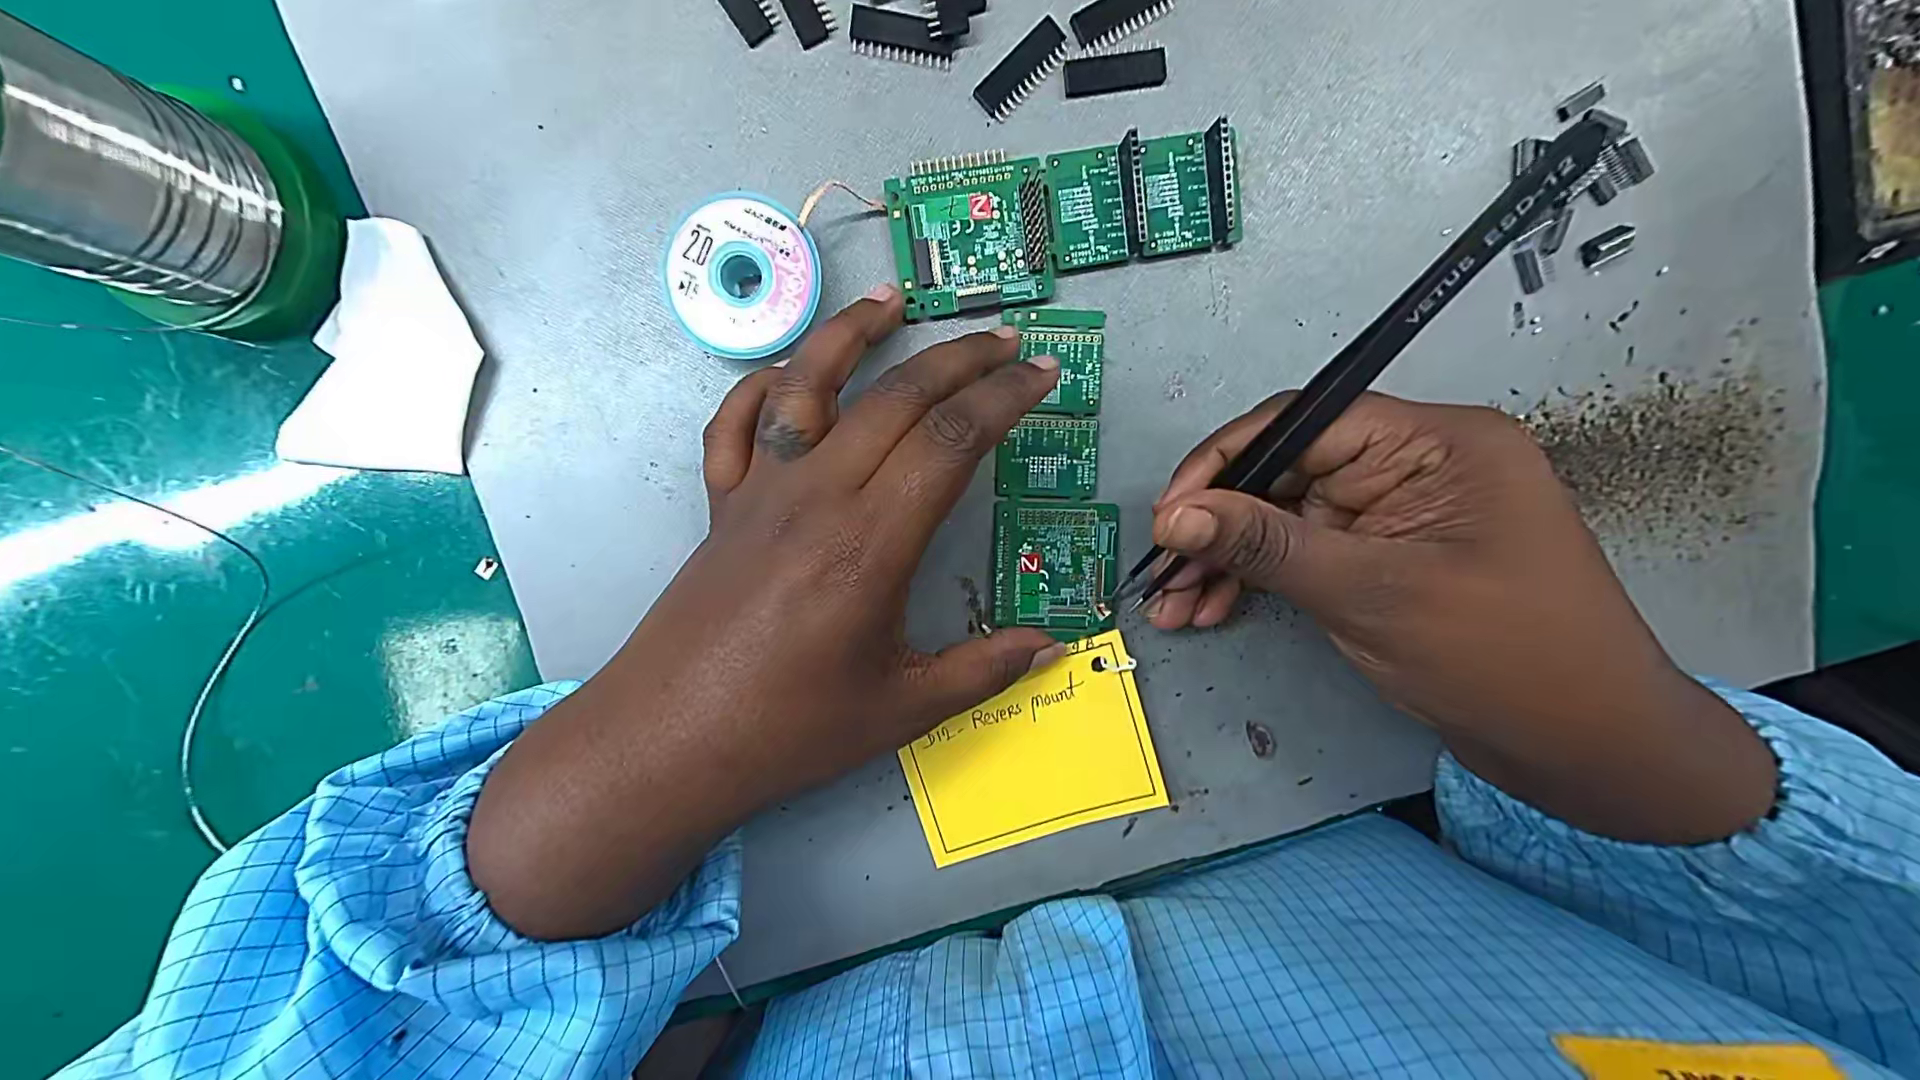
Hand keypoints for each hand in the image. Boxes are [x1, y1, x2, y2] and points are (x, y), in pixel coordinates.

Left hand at [471, 287, 1064, 937]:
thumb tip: (1052, 648)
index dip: (1003, 400)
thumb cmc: (789, 729)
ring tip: (892, 300)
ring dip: (853, 334)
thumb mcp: (902, 709)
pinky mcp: (720, 504)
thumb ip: (983, 670)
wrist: (668, 742)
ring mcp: (760, 492)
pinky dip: (760, 386)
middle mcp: (817, 497)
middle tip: (1004, 342)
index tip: (1040, 377)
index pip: (951, 441)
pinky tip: (786, 372)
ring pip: (809, 385)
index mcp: (871, 545)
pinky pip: (735, 424)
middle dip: (959, 360)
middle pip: (897, 398)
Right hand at [1145, 391, 1774, 842]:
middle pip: (1278, 474)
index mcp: (1431, 443)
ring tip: (1171, 602)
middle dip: (1212, 525)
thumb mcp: (1370, 593)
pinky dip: (1248, 580)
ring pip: (1274, 518)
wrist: (1583, 752)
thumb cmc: (1503, 658)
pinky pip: (1291, 553)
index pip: (1301, 423)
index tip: (1168, 514)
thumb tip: (1174, 517)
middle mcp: (1404, 465)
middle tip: (1160, 568)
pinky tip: (1208, 608)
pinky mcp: (1369, 556)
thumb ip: (1264, 545)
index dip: (1222, 461)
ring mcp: (1383, 514)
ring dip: (1219, 560)